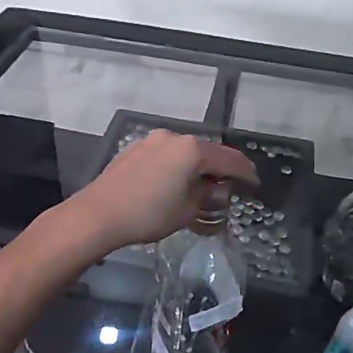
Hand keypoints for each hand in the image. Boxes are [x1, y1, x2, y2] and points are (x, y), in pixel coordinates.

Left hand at [60, 130, 259, 253]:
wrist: (97, 215)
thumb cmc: (148, 214)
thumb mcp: (187, 210)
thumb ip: (208, 197)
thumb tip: (216, 192)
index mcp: (192, 149)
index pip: (230, 159)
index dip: (246, 174)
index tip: (254, 186)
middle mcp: (173, 137)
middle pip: (207, 154)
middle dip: (220, 173)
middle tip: (229, 192)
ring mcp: (150, 142)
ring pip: (184, 156)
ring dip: (197, 173)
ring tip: (202, 194)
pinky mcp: (133, 151)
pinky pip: (165, 159)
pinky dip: (177, 172)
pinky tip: (176, 189)